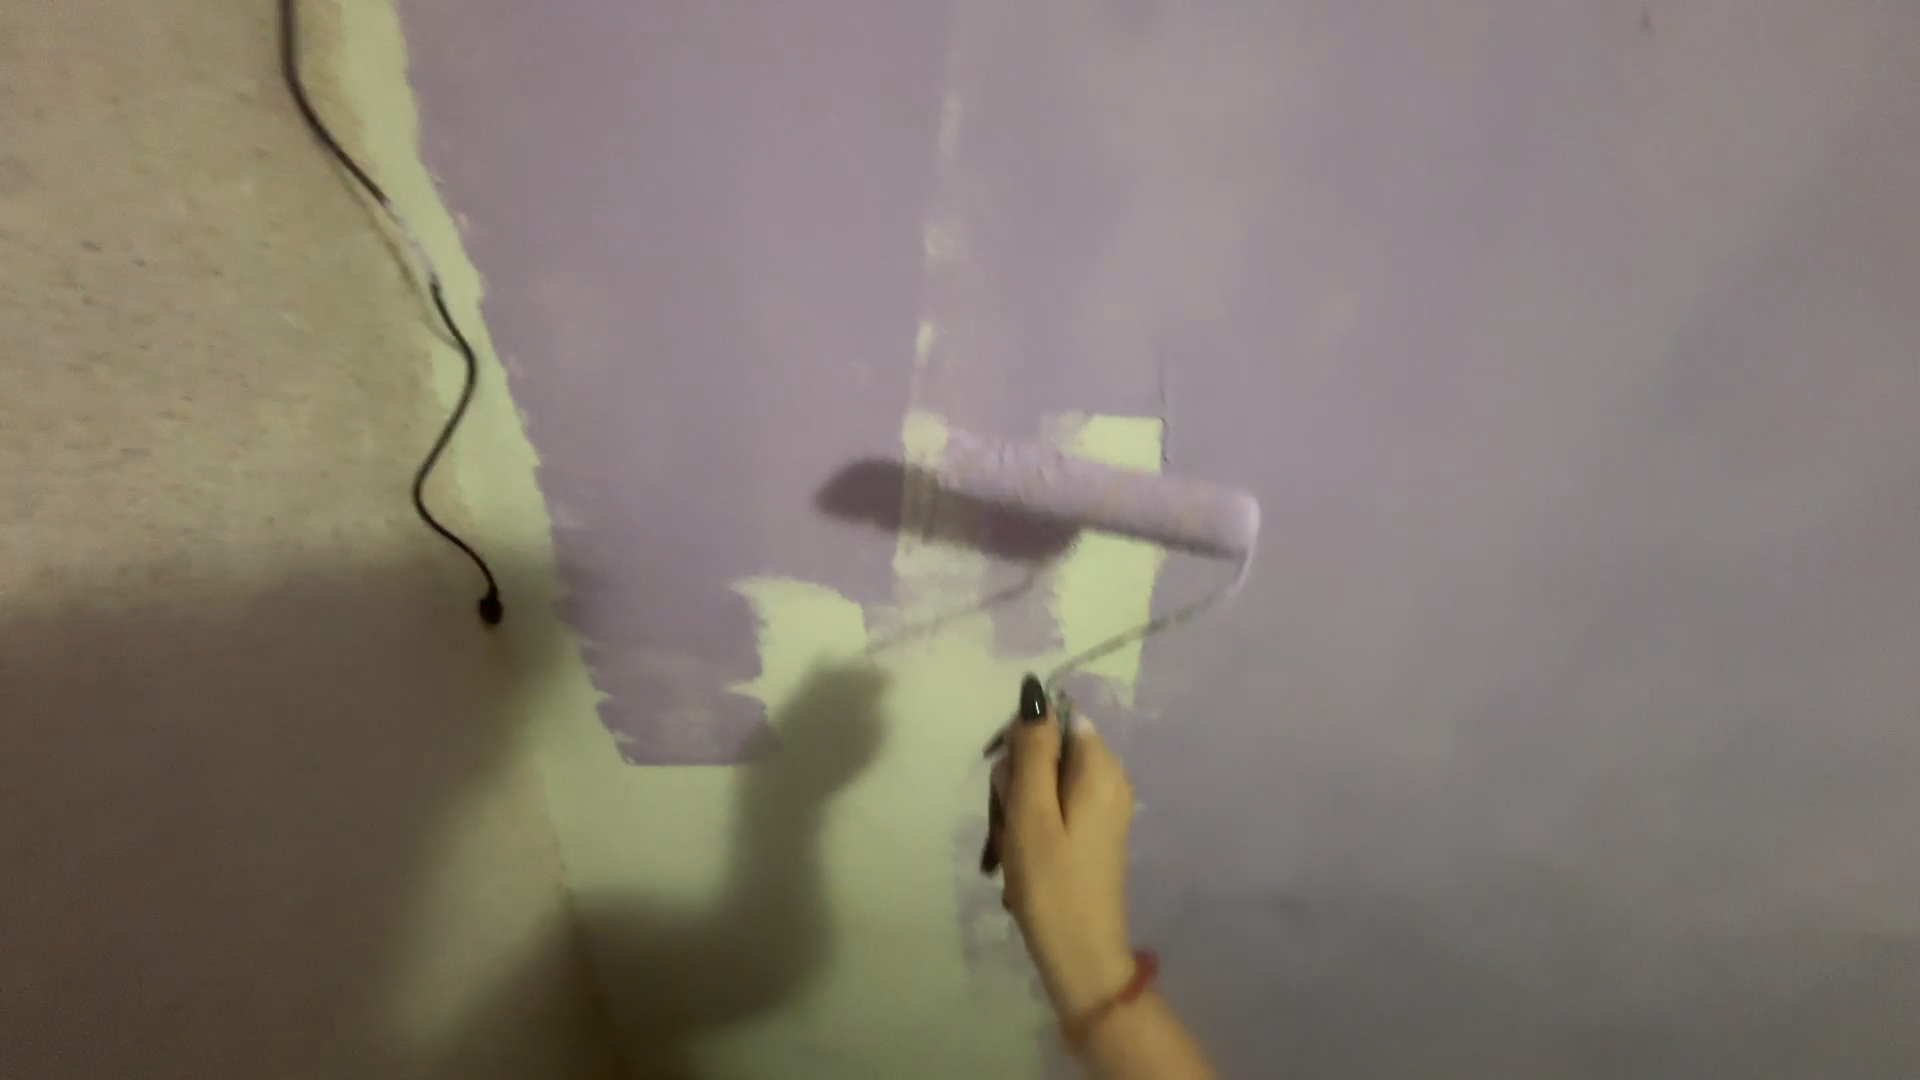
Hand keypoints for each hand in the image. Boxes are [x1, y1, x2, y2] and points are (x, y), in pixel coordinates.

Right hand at [992, 690, 1138, 1018]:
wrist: (1081, 957)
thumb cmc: (1051, 881)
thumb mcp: (1031, 810)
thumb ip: (1032, 749)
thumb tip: (1035, 692)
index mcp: (1099, 767)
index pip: (1055, 717)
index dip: (1022, 739)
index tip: (1004, 779)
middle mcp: (1108, 778)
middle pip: (1047, 750)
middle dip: (1016, 781)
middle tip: (1007, 822)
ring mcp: (1102, 806)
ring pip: (1044, 780)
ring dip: (1017, 808)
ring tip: (1010, 847)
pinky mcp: (1093, 829)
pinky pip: (1054, 806)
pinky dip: (1030, 825)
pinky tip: (1020, 855)